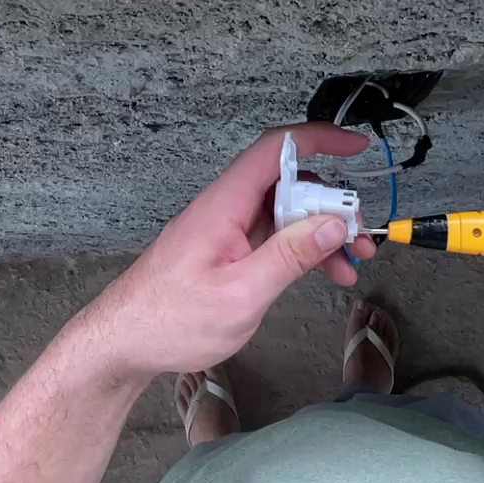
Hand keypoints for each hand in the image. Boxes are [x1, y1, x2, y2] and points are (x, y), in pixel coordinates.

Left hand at [75, 122, 378, 382]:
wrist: (124, 344)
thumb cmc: (169, 321)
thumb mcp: (241, 294)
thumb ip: (289, 256)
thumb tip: (331, 224)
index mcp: (225, 204)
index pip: (276, 149)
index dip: (319, 138)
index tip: (354, 145)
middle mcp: (226, 207)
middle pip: (289, 183)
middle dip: (332, 203)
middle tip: (360, 236)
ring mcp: (227, 228)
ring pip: (285, 211)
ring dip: (321, 231)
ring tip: (350, 262)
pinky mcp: (228, 248)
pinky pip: (273, 234)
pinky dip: (301, 248)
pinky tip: (323, 271)